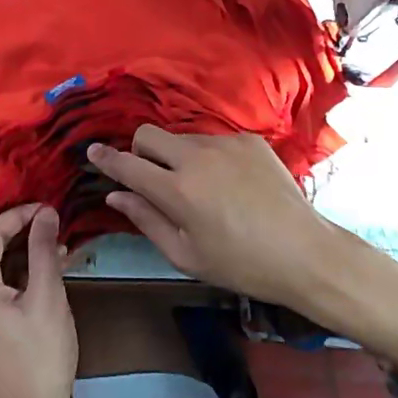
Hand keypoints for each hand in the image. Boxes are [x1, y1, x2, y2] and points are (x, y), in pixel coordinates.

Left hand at [0, 205, 76, 397]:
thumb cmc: (40, 358)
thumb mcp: (47, 298)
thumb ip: (44, 250)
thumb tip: (46, 212)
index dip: (19, 214)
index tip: (50, 208)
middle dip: (21, 231)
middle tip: (54, 224)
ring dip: (22, 253)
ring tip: (58, 247)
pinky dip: (16, 274)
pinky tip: (44, 272)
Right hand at [87, 128, 354, 308]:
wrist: (304, 252)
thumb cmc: (240, 264)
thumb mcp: (186, 254)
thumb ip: (147, 220)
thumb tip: (116, 197)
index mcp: (177, 189)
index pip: (128, 164)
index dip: (106, 158)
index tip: (93, 152)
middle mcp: (197, 156)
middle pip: (149, 134)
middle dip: (140, 151)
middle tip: (152, 178)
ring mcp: (226, 143)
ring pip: (182, 138)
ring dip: (177, 156)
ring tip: (201, 189)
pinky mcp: (250, 140)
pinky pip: (215, 141)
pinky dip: (211, 158)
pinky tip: (231, 185)